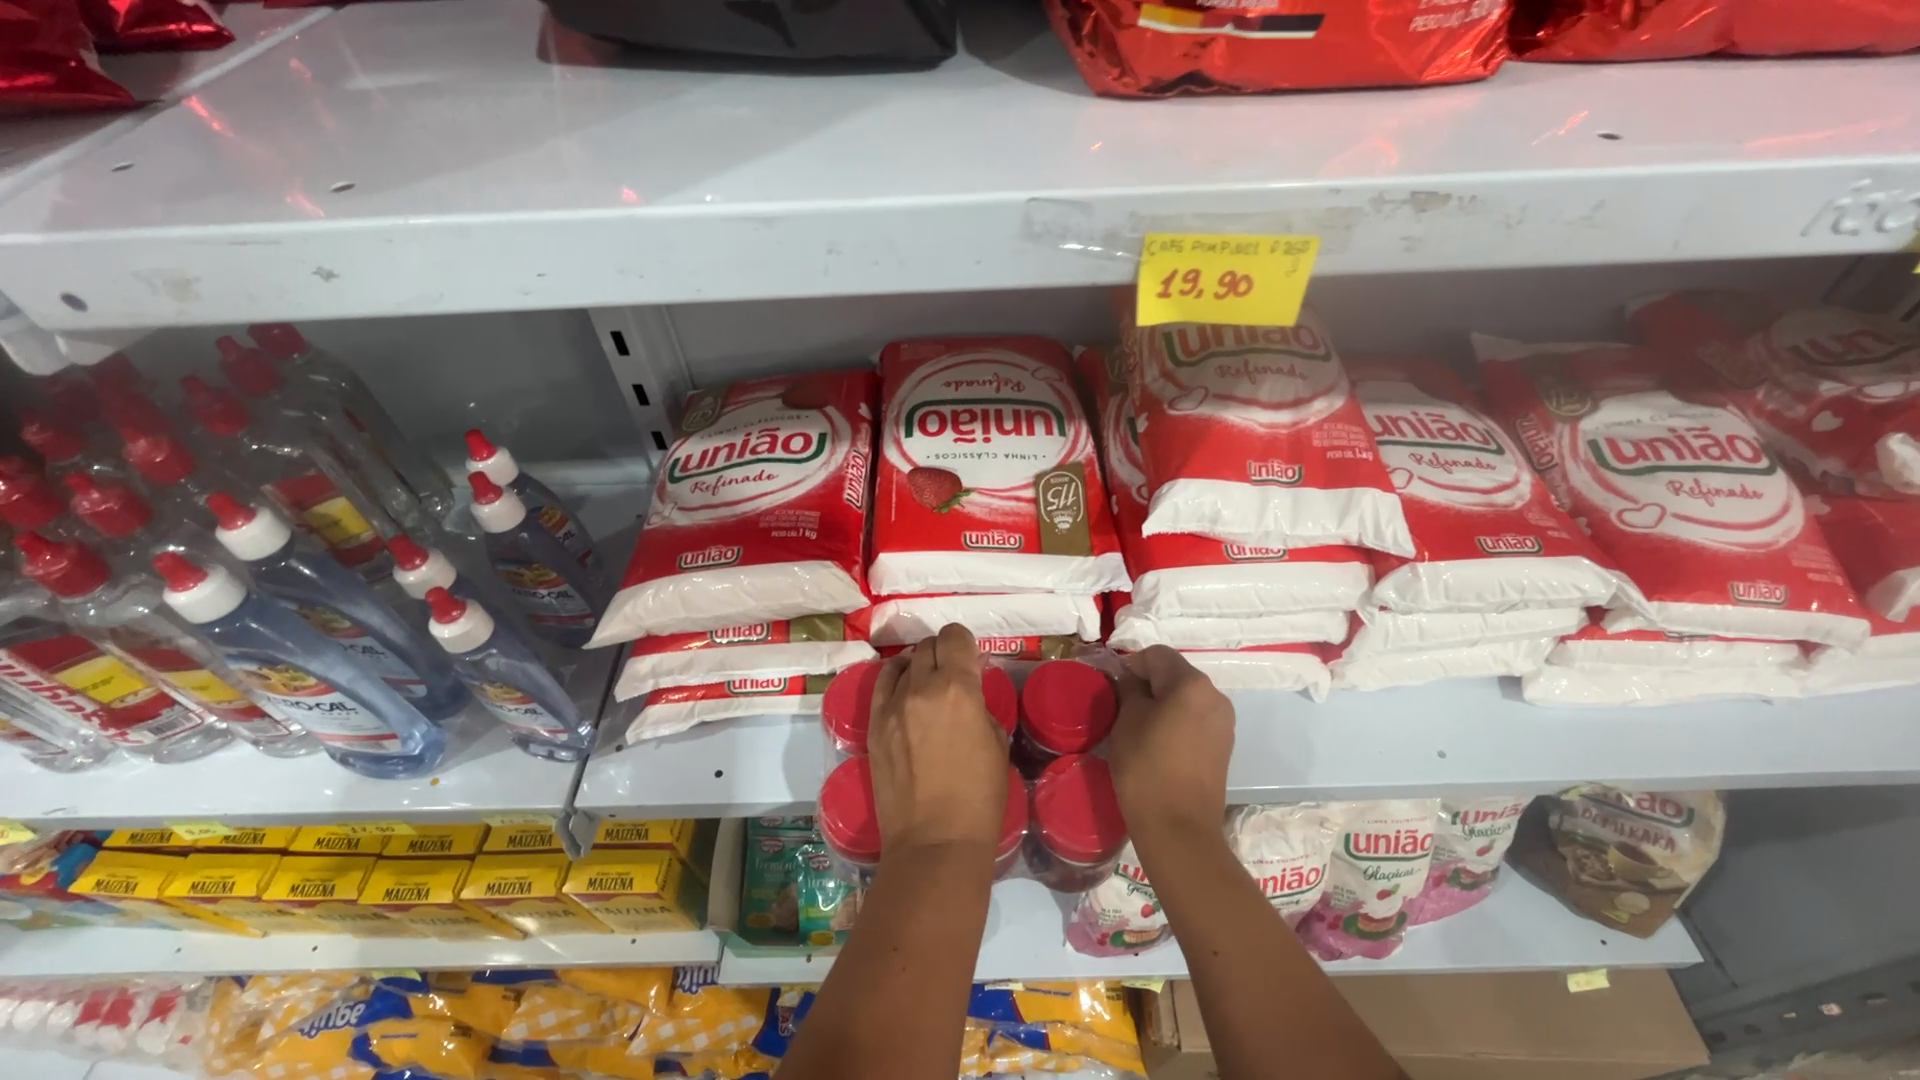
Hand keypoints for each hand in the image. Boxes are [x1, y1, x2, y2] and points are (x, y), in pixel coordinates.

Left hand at [866, 624, 1008, 858]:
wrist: (934, 840)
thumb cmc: (979, 798)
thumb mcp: (997, 744)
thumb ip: (980, 708)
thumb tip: (969, 694)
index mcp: (958, 689)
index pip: (954, 638)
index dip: (964, 642)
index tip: (969, 657)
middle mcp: (921, 688)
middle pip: (928, 647)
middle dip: (942, 653)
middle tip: (952, 673)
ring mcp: (892, 706)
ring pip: (904, 664)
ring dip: (919, 667)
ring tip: (927, 685)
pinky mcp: (874, 725)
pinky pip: (882, 685)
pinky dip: (895, 679)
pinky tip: (903, 688)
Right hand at [1109, 645, 1234, 850]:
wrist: (1178, 828)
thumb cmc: (1146, 768)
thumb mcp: (1126, 721)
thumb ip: (1129, 690)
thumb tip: (1131, 680)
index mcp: (1192, 684)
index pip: (1157, 655)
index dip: (1132, 665)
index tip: (1114, 688)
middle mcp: (1215, 696)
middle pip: (1176, 674)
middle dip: (1149, 684)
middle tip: (1123, 708)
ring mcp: (1224, 722)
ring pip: (1187, 697)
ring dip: (1163, 703)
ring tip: (1140, 729)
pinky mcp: (1224, 745)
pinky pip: (1196, 719)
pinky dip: (1177, 722)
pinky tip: (1160, 745)